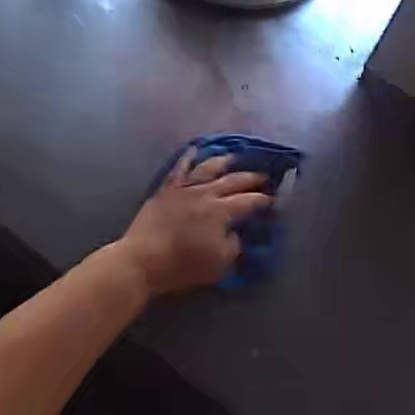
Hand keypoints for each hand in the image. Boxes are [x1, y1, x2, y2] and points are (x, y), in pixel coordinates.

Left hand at [114, 152, 271, 296]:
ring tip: (234, 158)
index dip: (263, 200)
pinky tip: (194, 150)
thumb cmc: (182, 265)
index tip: (273, 199)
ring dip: (224, 162)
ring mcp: (185, 188)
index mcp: (222, 211)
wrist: (142, 259)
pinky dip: (188, 157)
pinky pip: (180, 168)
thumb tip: (236, 232)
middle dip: (252, 178)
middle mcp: (206, 193)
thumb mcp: (219, 264)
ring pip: (209, 168)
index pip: (250, 201)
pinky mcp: (166, 189)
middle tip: (264, 177)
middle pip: (234, 181)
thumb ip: (233, 245)